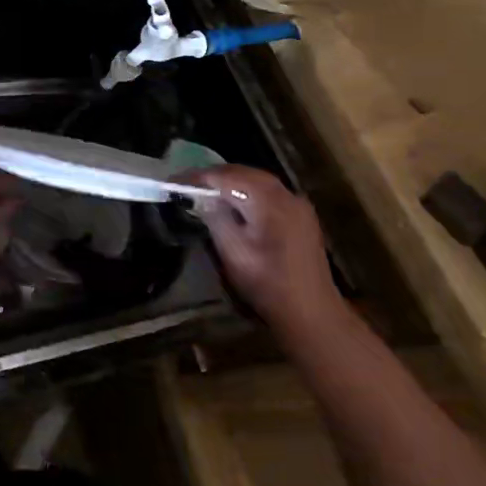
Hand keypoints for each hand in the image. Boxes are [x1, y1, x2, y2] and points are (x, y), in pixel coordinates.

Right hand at [188, 165, 340, 330]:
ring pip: (259, 182)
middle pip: (245, 173)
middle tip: (188, 183)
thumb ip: (215, 218)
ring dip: (232, 183)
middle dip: (215, 176)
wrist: (311, 312)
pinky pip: (271, 194)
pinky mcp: (302, 217)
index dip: (199, 177)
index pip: (227, 177)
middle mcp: (287, 194)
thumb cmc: (267, 284)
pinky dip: (249, 193)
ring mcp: (298, 204)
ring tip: (207, 191)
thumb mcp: (233, 253)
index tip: (174, 181)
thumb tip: (200, 196)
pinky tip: (236, 206)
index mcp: (269, 201)